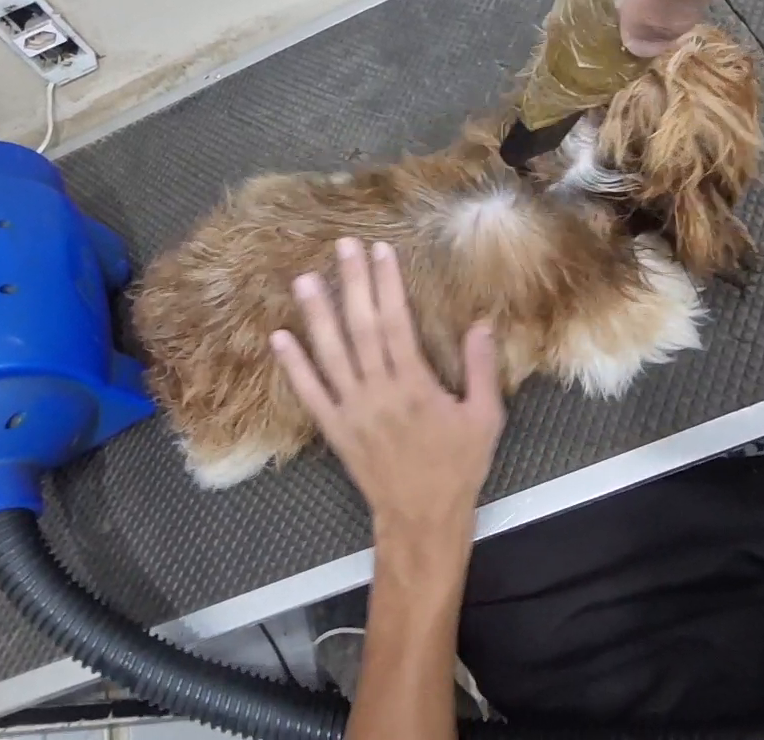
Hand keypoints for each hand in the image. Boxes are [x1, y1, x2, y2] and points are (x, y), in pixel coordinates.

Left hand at [272, 238, 503, 566]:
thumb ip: (480, 369)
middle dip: (353, 284)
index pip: (397, 323)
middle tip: (343, 246)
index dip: (387, 284)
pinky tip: (279, 337)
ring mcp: (351, 410)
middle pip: (361, 328)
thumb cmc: (457, 466)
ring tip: (305, 278)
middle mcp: (378, 391)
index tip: (380, 251)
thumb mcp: (484, 418)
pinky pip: (310, 393)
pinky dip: (293, 366)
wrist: (421, 518)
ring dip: (317, 315)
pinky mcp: (334, 428)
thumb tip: (481, 323)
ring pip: (331, 354)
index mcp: (415, 385)